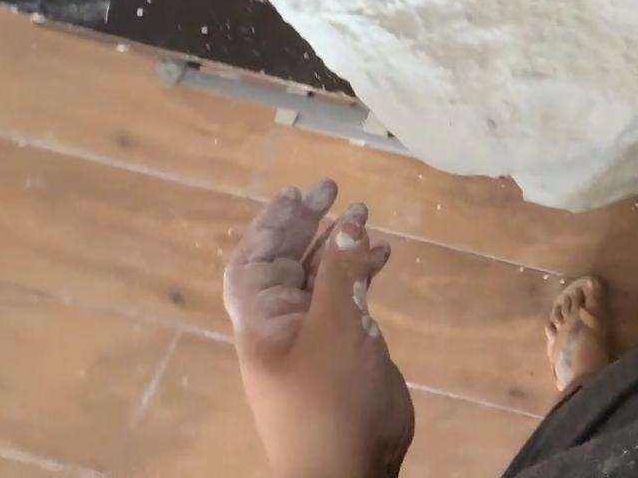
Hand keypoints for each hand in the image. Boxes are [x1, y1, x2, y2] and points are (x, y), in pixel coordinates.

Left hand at [224, 180, 411, 477]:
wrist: (349, 465)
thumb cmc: (329, 397)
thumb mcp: (335, 328)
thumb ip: (341, 272)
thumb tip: (347, 222)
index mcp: (264, 321)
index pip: (252, 262)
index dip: (269, 226)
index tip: (296, 194)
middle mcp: (285, 322)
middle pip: (287, 260)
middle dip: (307, 223)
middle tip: (333, 188)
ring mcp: (316, 332)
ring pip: (322, 273)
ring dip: (339, 242)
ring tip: (364, 211)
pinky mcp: (346, 342)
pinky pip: (349, 292)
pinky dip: (364, 268)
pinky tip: (385, 253)